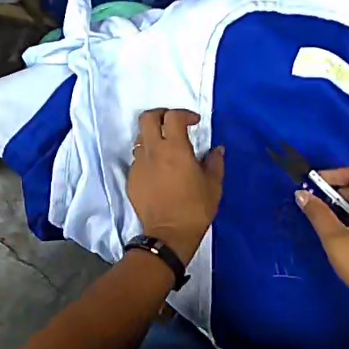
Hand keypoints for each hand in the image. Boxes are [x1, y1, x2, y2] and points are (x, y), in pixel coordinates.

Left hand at [125, 108, 223, 264]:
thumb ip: (215, 162)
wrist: (168, 234)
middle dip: (160, 115)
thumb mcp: (213, 185)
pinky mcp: (131, 179)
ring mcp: (138, 165)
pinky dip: (147, 158)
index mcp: (174, 148)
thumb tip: (217, 149)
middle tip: (173, 124)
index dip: (184, 114)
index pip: (173, 116)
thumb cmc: (195, 208)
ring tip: (165, 149)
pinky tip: (158, 171)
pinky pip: (137, 160)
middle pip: (147, 118)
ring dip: (152, 137)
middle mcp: (152, 151)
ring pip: (140, 139)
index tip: (194, 122)